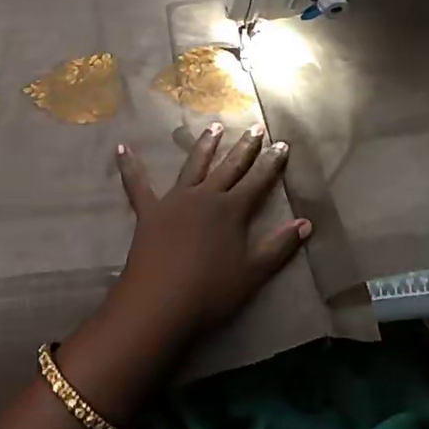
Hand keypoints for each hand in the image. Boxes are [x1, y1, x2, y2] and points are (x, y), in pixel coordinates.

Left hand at [111, 123, 311, 342]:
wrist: (161, 301)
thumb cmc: (211, 291)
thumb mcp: (253, 272)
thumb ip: (279, 246)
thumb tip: (306, 222)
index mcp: (231, 210)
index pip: (257, 181)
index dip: (271, 163)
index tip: (282, 144)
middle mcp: (205, 196)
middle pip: (229, 167)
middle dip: (244, 148)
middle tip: (254, 127)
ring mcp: (175, 201)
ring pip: (193, 166)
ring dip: (205, 146)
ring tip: (214, 127)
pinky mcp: (149, 211)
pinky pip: (137, 184)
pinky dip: (130, 167)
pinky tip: (122, 148)